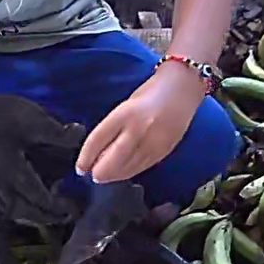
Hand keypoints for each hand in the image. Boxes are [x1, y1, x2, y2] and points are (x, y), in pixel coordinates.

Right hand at [0, 69, 85, 225]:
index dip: (57, 206)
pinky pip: (0, 205)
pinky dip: (16, 209)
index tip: (73, 208)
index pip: (39, 198)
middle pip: (25, 211)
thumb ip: (57, 132)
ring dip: (31, 215)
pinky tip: (25, 205)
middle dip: (47, 217)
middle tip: (66, 215)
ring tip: (49, 213)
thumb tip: (81, 134)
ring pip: (12, 211)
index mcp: (13, 172)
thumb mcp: (31, 119)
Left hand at [76, 66, 203, 184]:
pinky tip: (122, 172)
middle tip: (93, 175)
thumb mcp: (126, 106)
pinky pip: (141, 168)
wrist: (183, 88)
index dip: (86, 158)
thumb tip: (98, 154)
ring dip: (113, 175)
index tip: (80, 168)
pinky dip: (129, 172)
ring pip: (127, 169)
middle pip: (112, 161)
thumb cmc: (151, 93)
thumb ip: (113, 128)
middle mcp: (138, 130)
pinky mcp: (164, 152)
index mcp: (125, 114)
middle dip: (99, 172)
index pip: (98, 140)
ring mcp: (153, 143)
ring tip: (106, 174)